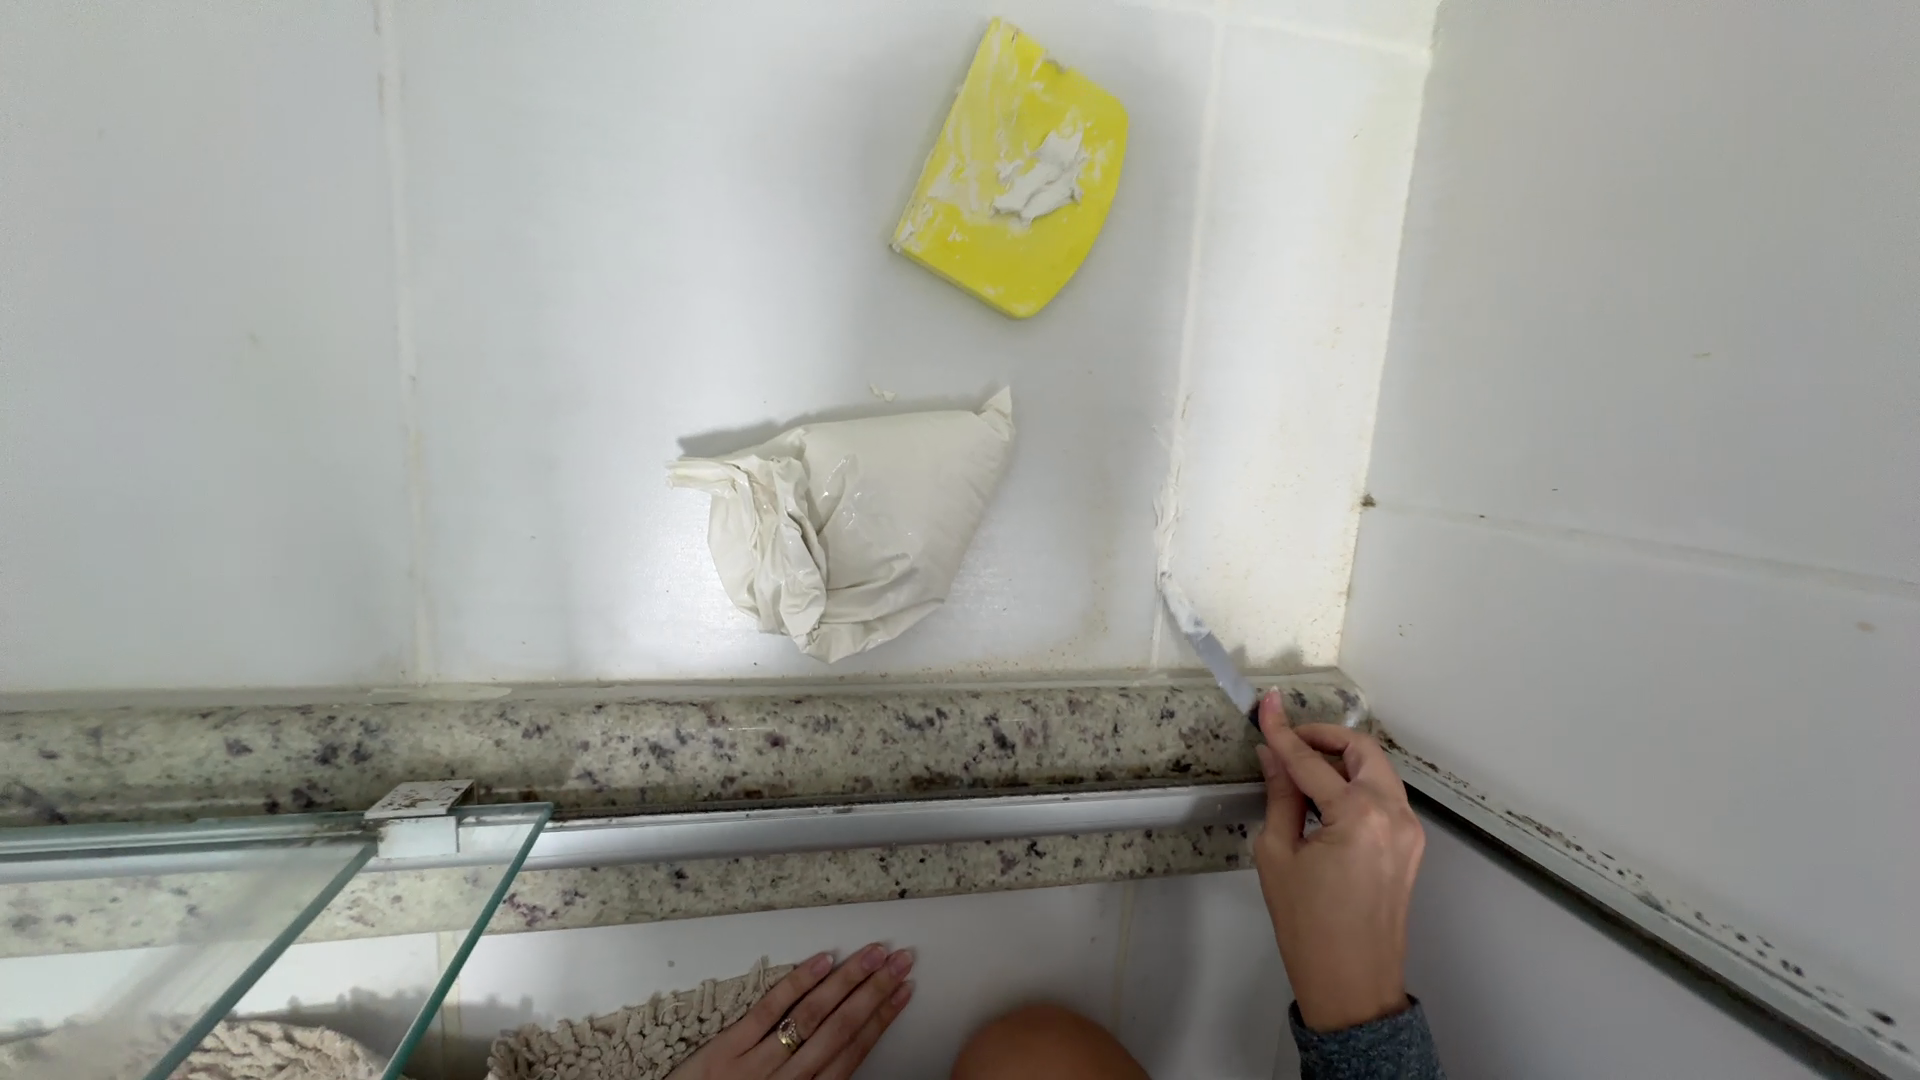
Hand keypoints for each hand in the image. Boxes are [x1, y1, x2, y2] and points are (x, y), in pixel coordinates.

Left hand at [666, 944, 913, 1079]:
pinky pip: (768, 1010)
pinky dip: (798, 983)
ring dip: (848, 980)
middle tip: (901, 960)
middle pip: (841, 1028)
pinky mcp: (726, 1049)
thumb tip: (850, 1050)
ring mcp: (756, 1064)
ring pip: (812, 1015)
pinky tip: (822, 959)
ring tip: (873, 954)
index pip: (853, 1053)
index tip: (904, 990)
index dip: (882, 1018)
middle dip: (876, 991)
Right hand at [1251, 692, 1424, 1032]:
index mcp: (1359, 816)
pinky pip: (1382, 795)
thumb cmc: (1307, 924)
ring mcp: (1409, 832)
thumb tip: (1273, 757)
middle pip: (1362, 751)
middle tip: (1287, 738)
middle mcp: (1394, 816)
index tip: (1265, 705)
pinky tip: (1321, 794)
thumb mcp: (1277, 853)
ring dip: (1340, 758)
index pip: (1311, 760)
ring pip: (1376, 770)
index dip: (1282, 731)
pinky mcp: (1409, 847)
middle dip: (1324, 736)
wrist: (1352, 985)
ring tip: (1299, 766)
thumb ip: (1280, 796)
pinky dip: (1353, 782)